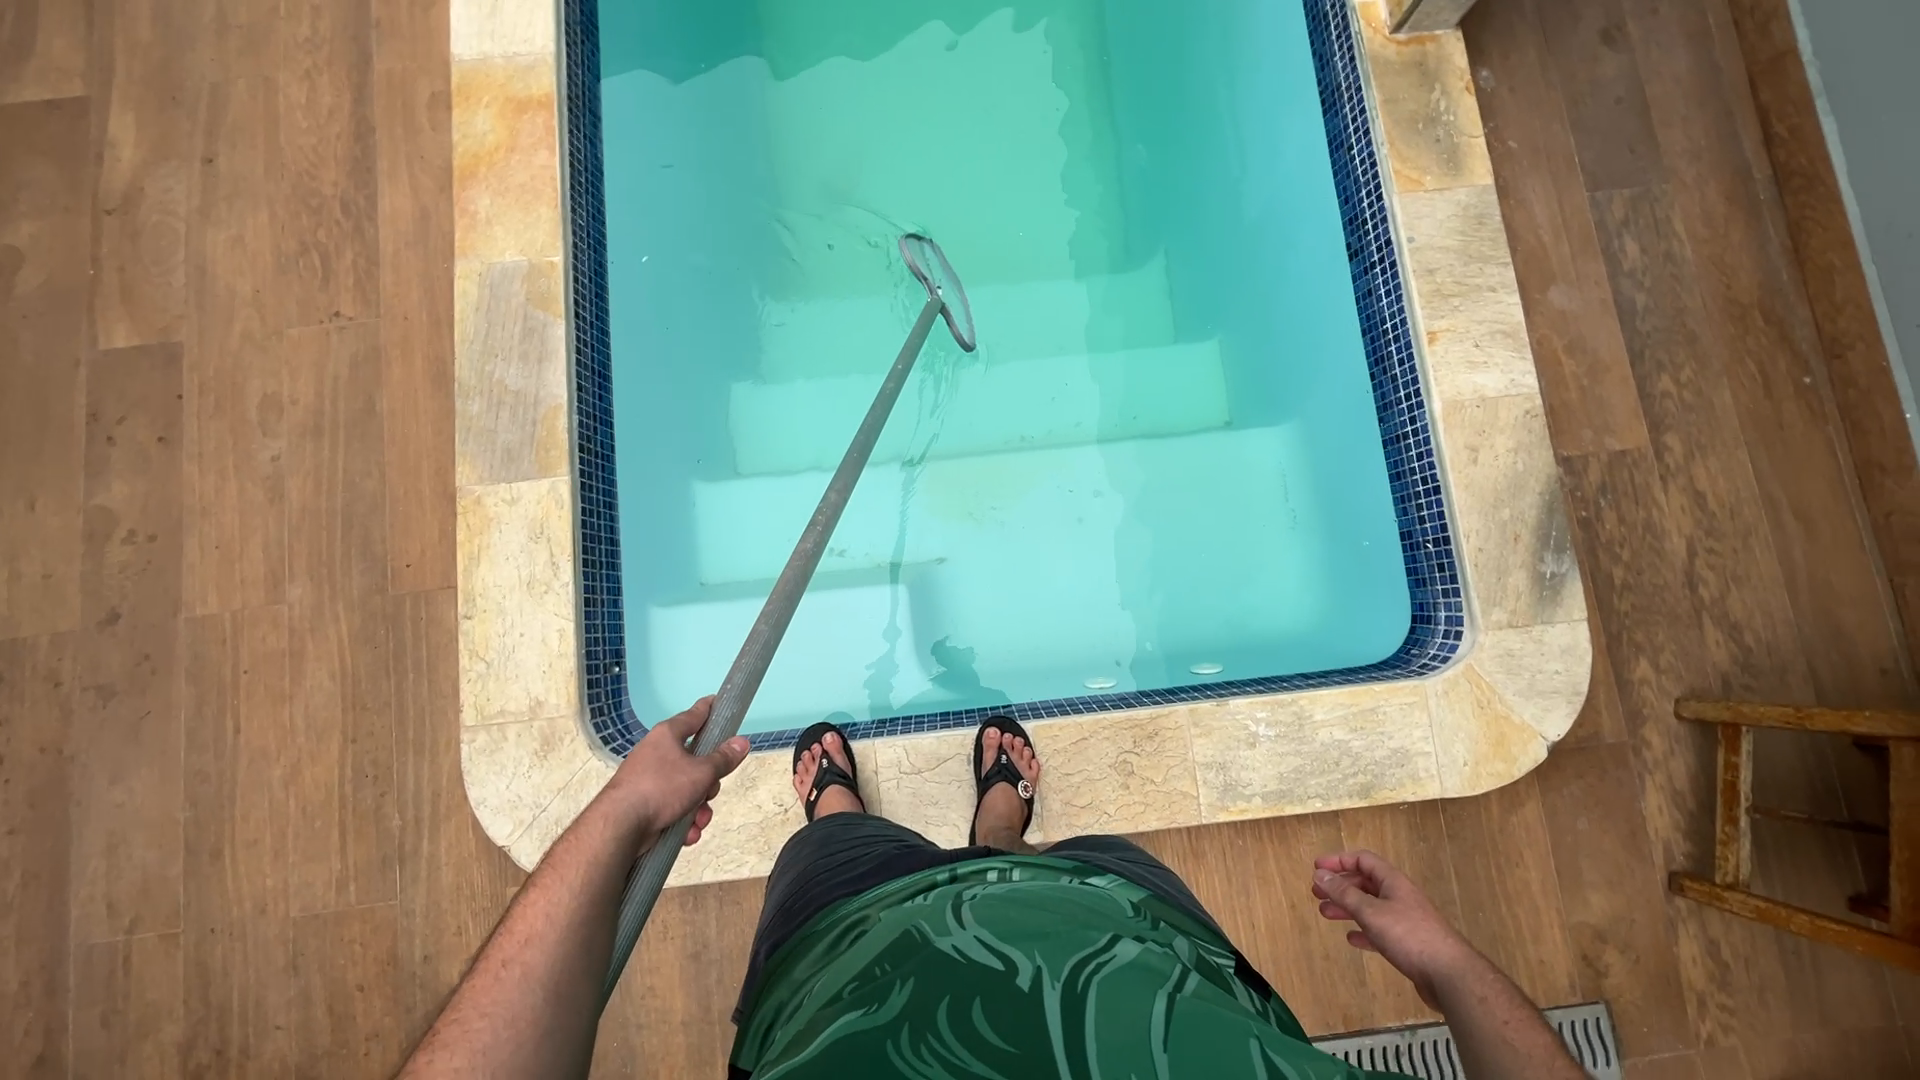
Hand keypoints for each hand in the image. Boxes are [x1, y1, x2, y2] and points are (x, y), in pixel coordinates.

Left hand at [603, 697, 750, 846]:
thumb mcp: (701, 772)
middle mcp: (657, 753)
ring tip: (698, 821)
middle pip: (695, 760)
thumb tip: (742, 742)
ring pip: (686, 789)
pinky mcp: (644, 804)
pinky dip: (682, 820)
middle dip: (708, 783)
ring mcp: (649, 779)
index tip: (721, 702)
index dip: (711, 708)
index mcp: (668, 735)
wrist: (619, 827)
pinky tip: (686, 833)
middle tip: (710, 791)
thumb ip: (723, 758)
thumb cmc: (662, 788)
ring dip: (698, 807)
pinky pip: (673, 807)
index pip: (694, 714)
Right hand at [1312, 850, 1476, 1009]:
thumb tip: (1319, 874)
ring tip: (1325, 913)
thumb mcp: (1370, 911)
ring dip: (1347, 907)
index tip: (1317, 868)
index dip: (1339, 860)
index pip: (1363, 860)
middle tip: (1316, 892)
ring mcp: (1406, 921)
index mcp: (1393, 882)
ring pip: (1370, 907)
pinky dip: (1364, 930)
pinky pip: (1380, 930)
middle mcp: (1400, 897)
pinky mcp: (1409, 944)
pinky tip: (1352, 938)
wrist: (1451, 976)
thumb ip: (1344, 893)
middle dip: (1340, 885)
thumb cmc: (1409, 936)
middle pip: (1365, 883)